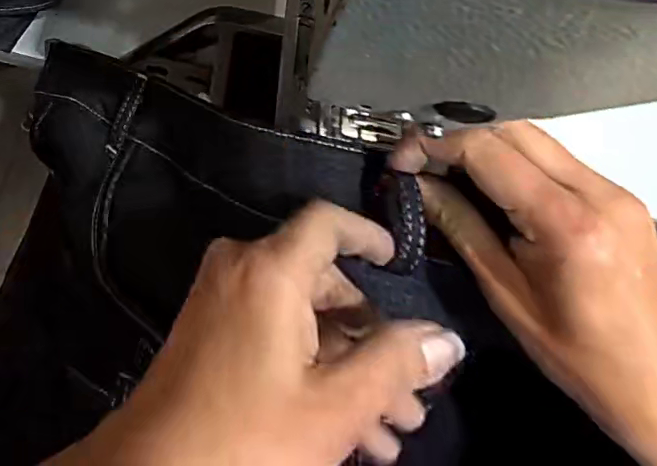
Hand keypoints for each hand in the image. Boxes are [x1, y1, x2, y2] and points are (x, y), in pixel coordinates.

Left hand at [48, 201, 465, 465]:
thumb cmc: (248, 435)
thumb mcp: (333, 406)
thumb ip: (394, 365)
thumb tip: (447, 339)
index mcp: (270, 266)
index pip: (327, 222)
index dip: (367, 234)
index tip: (397, 260)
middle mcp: (243, 264)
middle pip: (320, 277)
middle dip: (369, 333)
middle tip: (409, 391)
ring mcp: (221, 293)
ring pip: (300, 312)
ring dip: (346, 361)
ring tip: (392, 426)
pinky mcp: (209, 323)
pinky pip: (272, 325)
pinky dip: (309, 361)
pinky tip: (349, 426)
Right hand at [391, 125, 656, 465]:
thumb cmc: (586, 361)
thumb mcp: (508, 296)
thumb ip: (460, 227)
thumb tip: (419, 183)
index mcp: (567, 222)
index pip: (487, 150)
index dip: (436, 144)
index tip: (404, 158)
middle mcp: (597, 191)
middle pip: (511, 129)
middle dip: (460, 138)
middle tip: (424, 163)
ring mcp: (615, 189)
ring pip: (534, 136)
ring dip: (488, 144)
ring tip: (454, 171)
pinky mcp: (622, 196)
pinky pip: (556, 157)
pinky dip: (518, 159)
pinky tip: (498, 185)